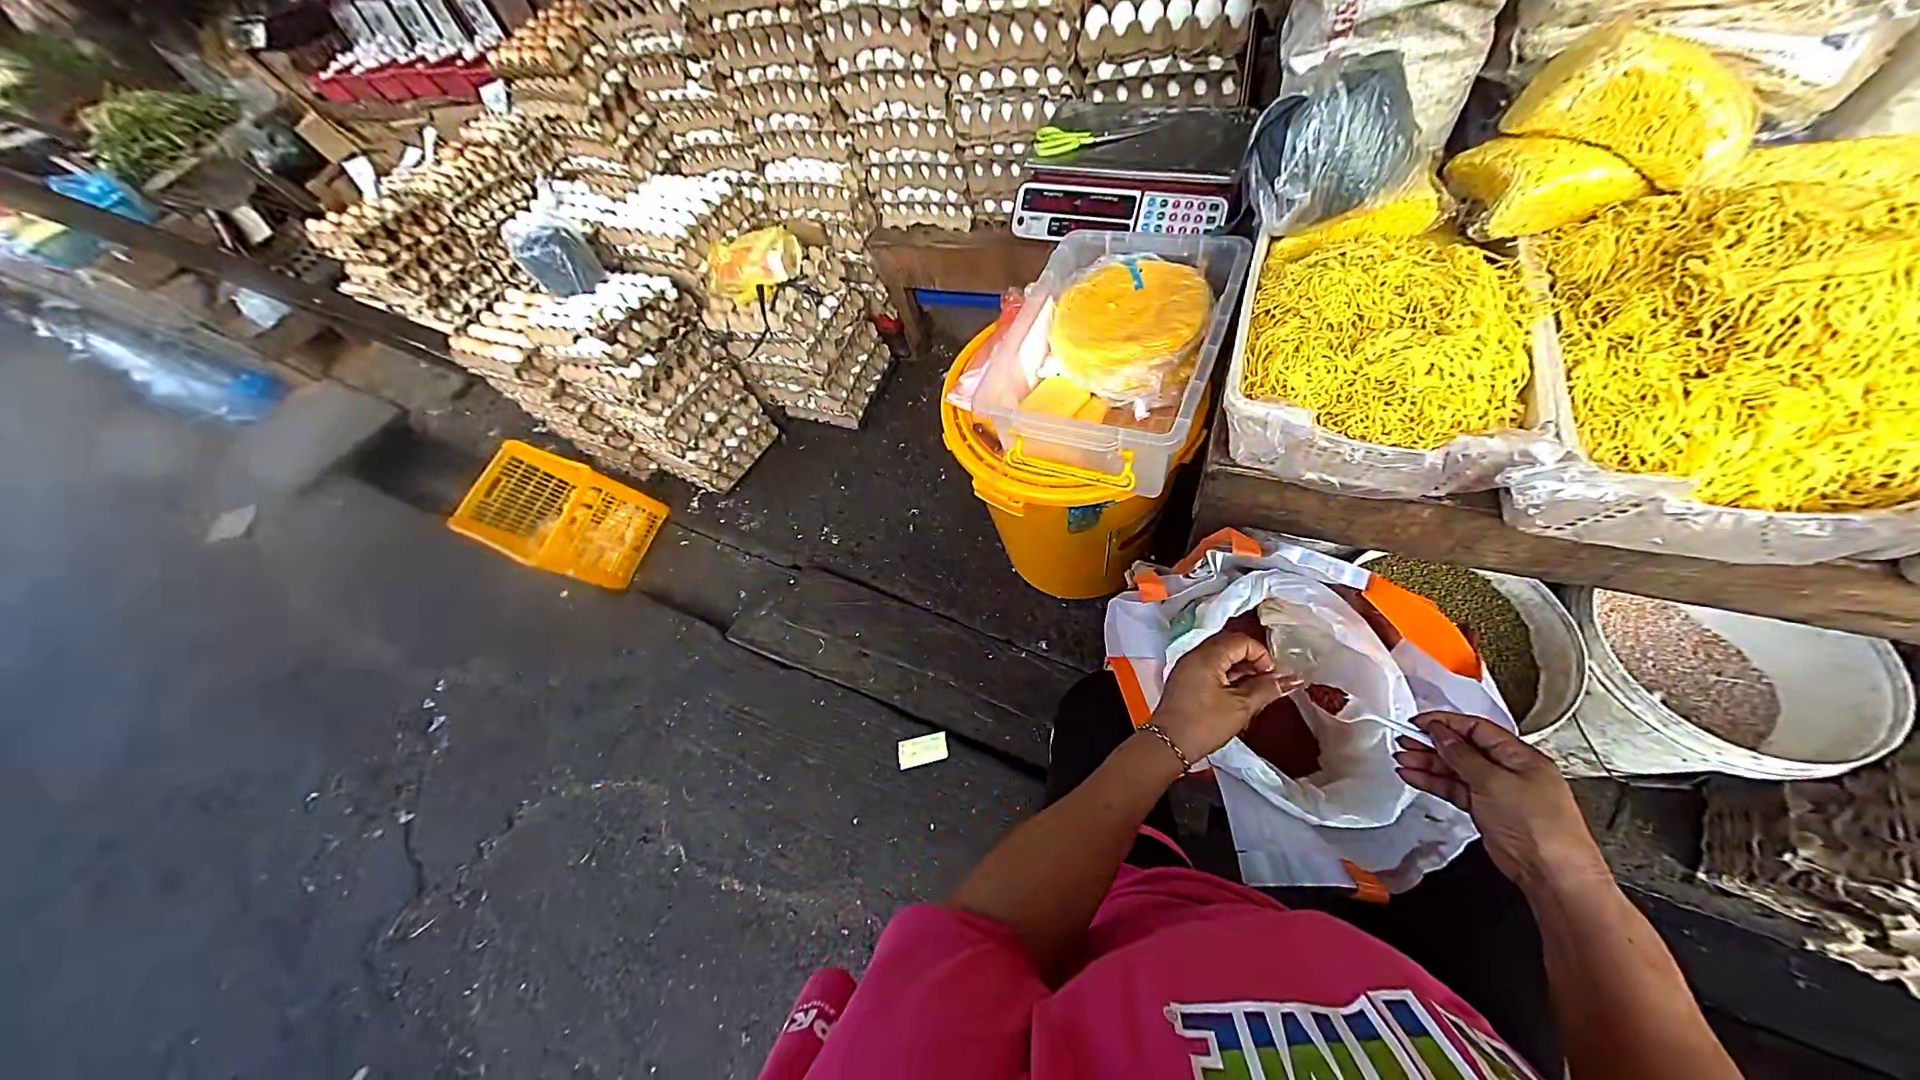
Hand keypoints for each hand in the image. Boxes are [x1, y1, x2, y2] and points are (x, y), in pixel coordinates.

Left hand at [1151, 630, 1303, 761]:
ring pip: (1219, 656)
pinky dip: (1227, 675)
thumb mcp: (1241, 707)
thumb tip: (1292, 679)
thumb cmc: (1205, 724)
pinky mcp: (1185, 679)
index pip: (1240, 640)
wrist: (1169, 744)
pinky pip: (1210, 667)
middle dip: (1252, 660)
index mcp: (1206, 656)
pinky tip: (1237, 694)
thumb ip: (1267, 689)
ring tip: (1255, 690)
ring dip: (1240, 668)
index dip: (1261, 655)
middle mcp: (1194, 655)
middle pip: (1229, 645)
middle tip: (1267, 681)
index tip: (1272, 676)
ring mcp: (1187, 666)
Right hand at [1394, 711, 1609, 893]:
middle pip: (1463, 748)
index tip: (1419, 722)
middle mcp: (1509, 772)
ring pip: (1455, 769)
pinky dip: (1432, 782)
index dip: (1446, 723)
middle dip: (1431, 743)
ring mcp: (1497, 792)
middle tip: (1405, 739)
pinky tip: (1414, 776)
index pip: (1477, 728)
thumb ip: (1462, 755)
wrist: (1553, 875)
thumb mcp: (1495, 782)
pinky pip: (1453, 789)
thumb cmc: (1543, 830)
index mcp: (1521, 757)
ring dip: (1427, 762)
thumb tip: (1441, 733)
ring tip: (1403, 758)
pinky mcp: (1486, 810)